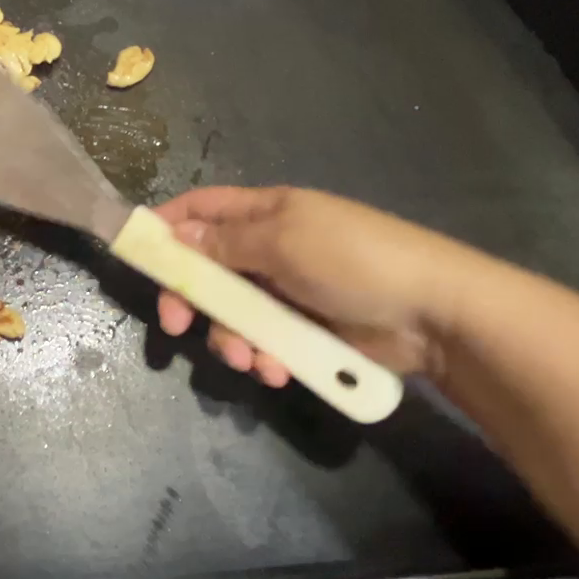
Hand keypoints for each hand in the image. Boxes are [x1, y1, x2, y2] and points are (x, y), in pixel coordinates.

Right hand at [151, 186, 489, 388]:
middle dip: (189, 297)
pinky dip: (262, 356)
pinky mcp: (304, 330)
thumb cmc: (356, 260)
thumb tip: (175, 234)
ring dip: (229, 337)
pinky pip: (264, 341)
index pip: (200, 209)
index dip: (166, 225)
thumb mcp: (284, 241)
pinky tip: (274, 370)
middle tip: (174, 324)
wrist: (440, 317)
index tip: (139, 253)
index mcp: (265, 213)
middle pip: (205, 268)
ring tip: (245, 360)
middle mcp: (268, 248)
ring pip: (231, 313)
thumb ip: (224, 242)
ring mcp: (286, 291)